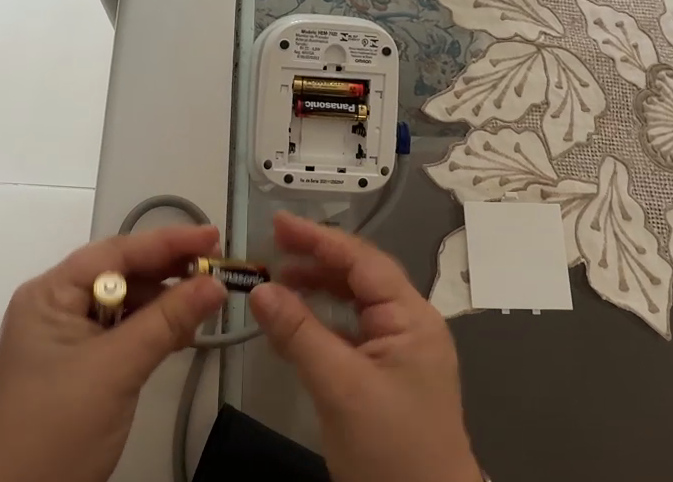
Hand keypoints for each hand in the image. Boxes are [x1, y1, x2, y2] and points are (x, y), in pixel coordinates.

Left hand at [0, 225, 227, 481]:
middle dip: (168, 270)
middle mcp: (54, 306)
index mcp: (50, 293)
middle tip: (216, 266)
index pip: (115, 253)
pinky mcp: (77, 368)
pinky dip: (151, 330)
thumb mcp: (116, 369)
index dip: (166, 242)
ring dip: (163, 301)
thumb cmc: (57, 428)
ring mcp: (64, 339)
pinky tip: (182, 331)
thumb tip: (216, 284)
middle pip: (119, 274)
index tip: (212, 236)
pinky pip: (120, 333)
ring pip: (123, 304)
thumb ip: (167, 321)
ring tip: (207, 299)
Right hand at [249, 212, 480, 481]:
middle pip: (358, 277)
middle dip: (315, 261)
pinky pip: (349, 334)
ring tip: (276, 285)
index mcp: (411, 317)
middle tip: (271, 252)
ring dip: (315, 291)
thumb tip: (260, 290)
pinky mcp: (385, 377)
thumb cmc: (392, 449)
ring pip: (352, 305)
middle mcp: (409, 325)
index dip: (319, 238)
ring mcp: (398, 352)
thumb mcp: (340, 387)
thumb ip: (299, 333)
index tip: (278, 224)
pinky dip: (319, 324)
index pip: (361, 260)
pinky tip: (292, 325)